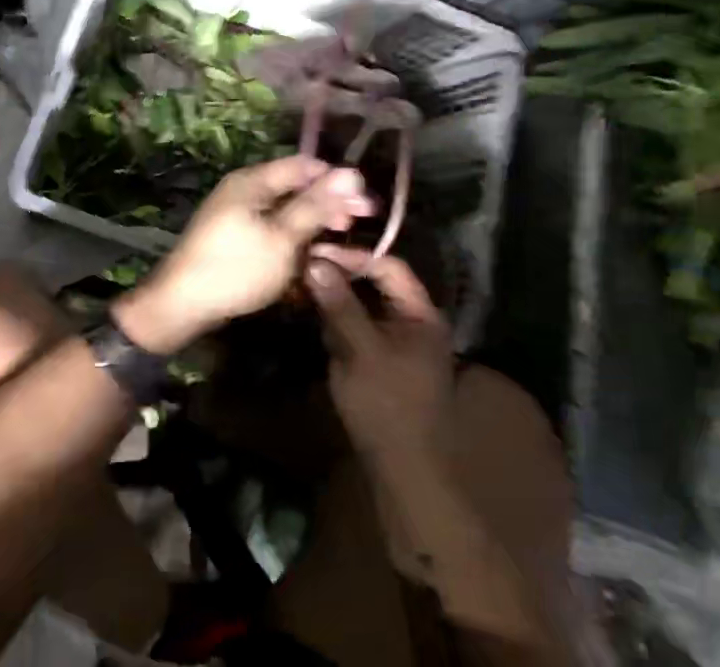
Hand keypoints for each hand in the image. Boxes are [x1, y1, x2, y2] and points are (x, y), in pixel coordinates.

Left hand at [114, 156, 373, 353]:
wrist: (183, 303)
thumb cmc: (236, 268)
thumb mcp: (282, 237)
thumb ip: (316, 206)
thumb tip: (352, 173)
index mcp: (251, 181)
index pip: (304, 165)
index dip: (337, 181)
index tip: (367, 205)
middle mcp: (243, 190)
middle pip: (295, 187)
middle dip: (328, 204)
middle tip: (357, 226)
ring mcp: (236, 214)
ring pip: (285, 210)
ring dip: (313, 224)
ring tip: (339, 244)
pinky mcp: (235, 238)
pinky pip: (272, 228)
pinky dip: (294, 238)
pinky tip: (312, 254)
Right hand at [305, 250, 453, 460]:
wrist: (402, 466)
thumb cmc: (388, 403)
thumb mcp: (361, 349)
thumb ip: (340, 305)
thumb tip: (314, 262)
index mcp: (421, 315)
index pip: (388, 267)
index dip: (352, 256)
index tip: (313, 254)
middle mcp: (411, 322)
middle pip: (374, 284)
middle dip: (338, 274)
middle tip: (301, 267)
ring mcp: (393, 342)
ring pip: (360, 304)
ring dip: (332, 295)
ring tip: (298, 288)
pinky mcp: (375, 359)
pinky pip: (353, 326)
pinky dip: (332, 317)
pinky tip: (307, 315)